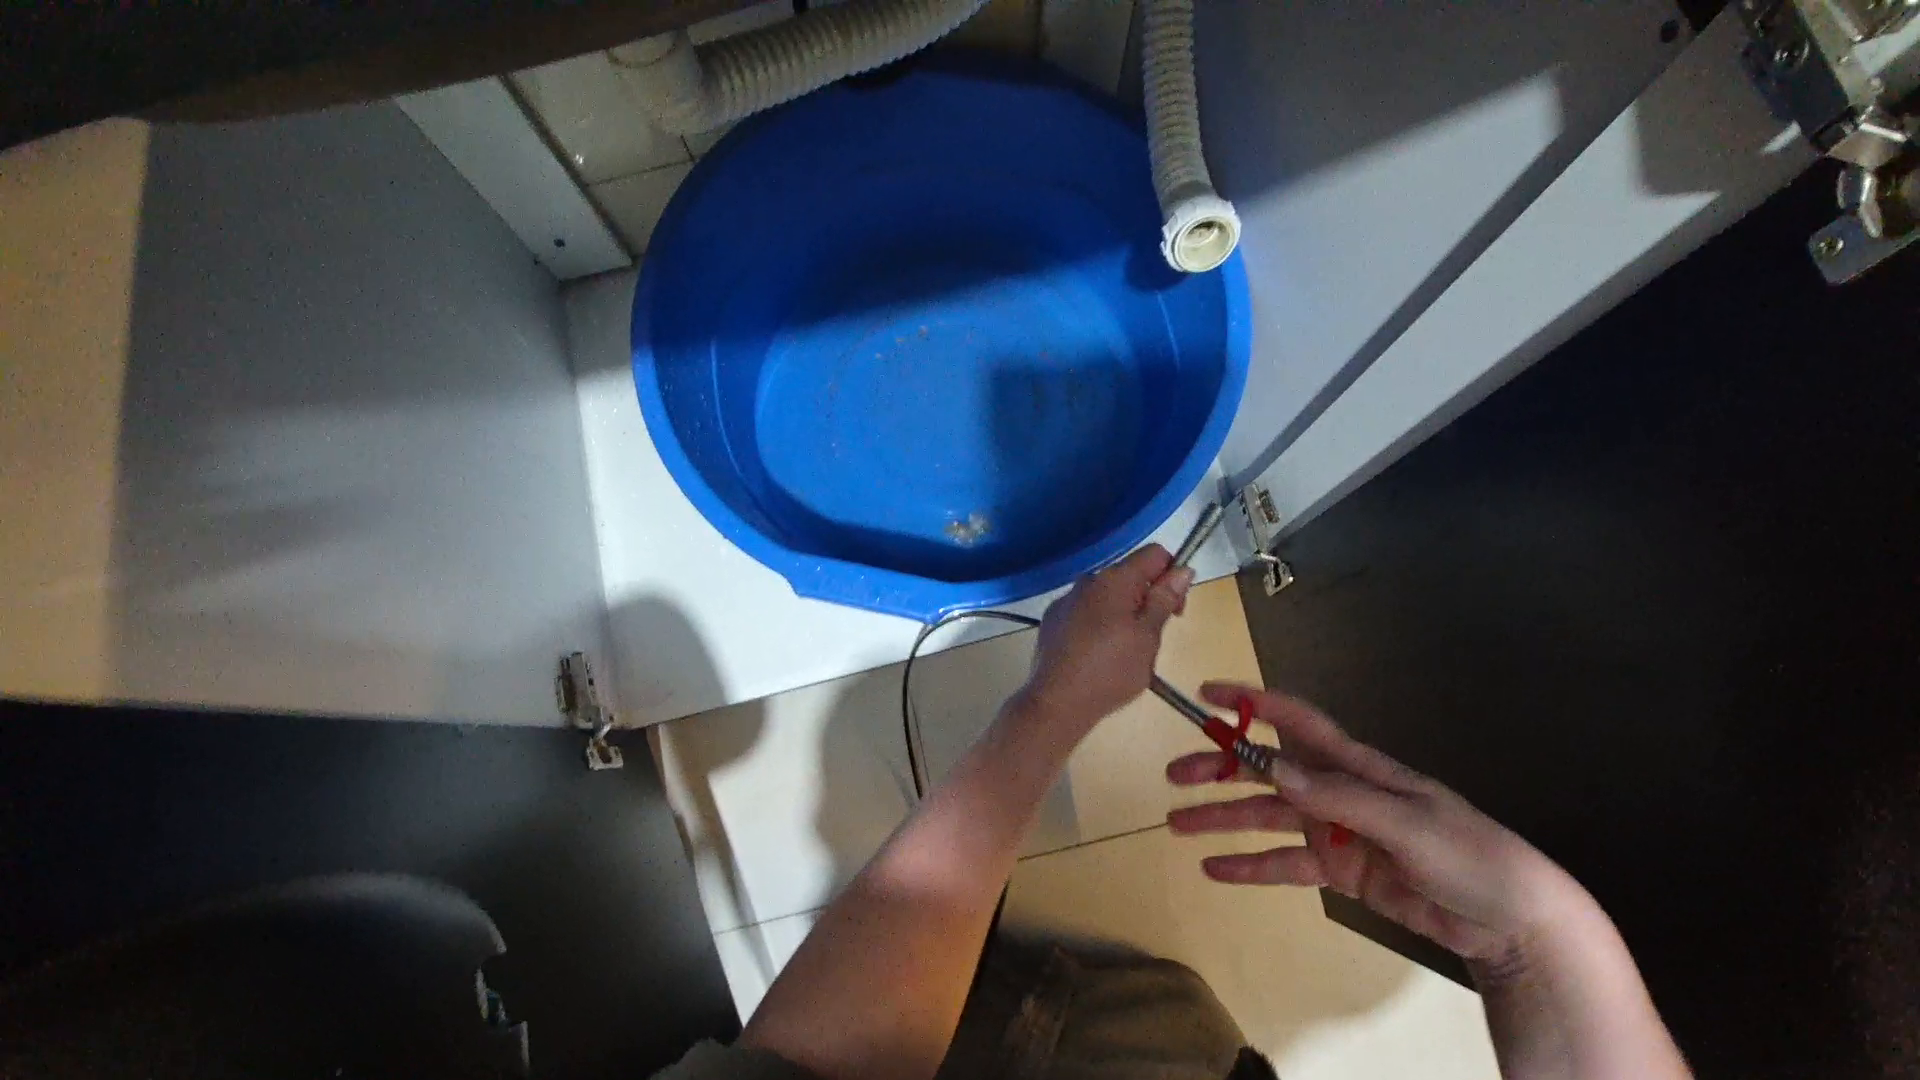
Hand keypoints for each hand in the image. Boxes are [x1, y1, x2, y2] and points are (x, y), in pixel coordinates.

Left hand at [1013, 544, 1192, 736]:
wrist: (1057, 702)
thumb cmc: (1111, 670)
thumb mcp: (1148, 637)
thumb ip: (1164, 599)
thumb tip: (1182, 569)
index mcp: (1114, 579)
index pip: (1154, 554)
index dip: (1172, 575)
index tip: (1175, 610)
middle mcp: (1087, 581)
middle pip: (1129, 575)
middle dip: (1147, 599)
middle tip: (1151, 639)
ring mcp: (1066, 600)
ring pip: (1107, 596)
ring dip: (1122, 613)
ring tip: (1123, 652)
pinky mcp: (1052, 620)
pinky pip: (1085, 612)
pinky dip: (1098, 625)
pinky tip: (1096, 654)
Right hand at [1165, 683, 1584, 969]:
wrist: (1511, 919)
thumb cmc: (1468, 853)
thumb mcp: (1406, 822)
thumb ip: (1337, 796)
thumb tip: (1272, 770)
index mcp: (1355, 764)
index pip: (1295, 721)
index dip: (1251, 703)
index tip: (1207, 695)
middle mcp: (1335, 789)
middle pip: (1265, 771)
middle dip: (1220, 768)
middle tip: (1175, 775)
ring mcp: (1334, 830)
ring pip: (1264, 817)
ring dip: (1221, 819)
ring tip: (1177, 824)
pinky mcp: (1338, 870)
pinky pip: (1283, 864)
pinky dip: (1249, 866)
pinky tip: (1214, 870)